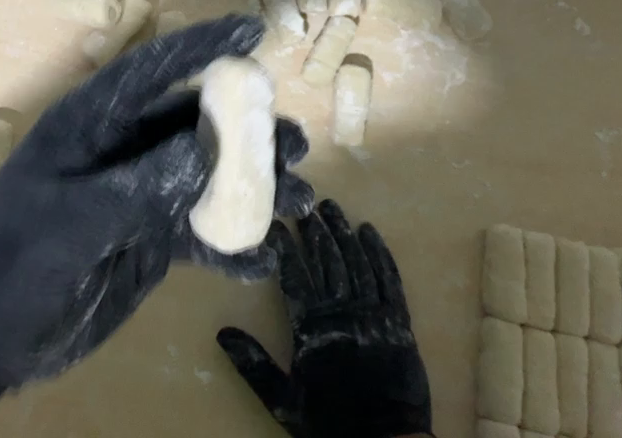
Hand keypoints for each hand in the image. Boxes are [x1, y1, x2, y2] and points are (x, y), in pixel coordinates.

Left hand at [0, 15, 315, 408]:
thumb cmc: (12, 262)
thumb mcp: (71, 221)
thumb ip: (140, 184)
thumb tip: (211, 147)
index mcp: (92, 122)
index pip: (153, 70)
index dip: (202, 46)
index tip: (253, 31)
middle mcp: (122, 147)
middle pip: (196, 122)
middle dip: (249, 129)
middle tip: (297, 141)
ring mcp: (138, 191)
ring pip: (208, 175)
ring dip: (254, 185)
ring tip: (300, 201)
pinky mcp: (148, 236)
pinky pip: (202, 229)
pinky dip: (233, 242)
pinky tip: (261, 259)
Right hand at [217, 201, 432, 437]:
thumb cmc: (330, 422)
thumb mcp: (283, 400)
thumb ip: (253, 364)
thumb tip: (221, 332)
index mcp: (312, 328)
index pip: (294, 276)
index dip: (285, 248)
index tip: (276, 225)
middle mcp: (342, 312)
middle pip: (326, 261)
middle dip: (314, 231)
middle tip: (306, 205)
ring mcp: (373, 313)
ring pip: (356, 263)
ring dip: (343, 233)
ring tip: (332, 208)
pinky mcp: (399, 321)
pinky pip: (389, 279)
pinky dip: (380, 254)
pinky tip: (371, 233)